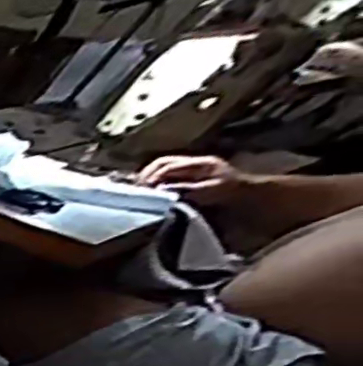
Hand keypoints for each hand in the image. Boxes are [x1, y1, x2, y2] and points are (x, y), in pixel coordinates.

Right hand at [135, 155, 250, 206]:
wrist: (241, 191)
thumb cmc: (226, 192)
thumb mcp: (208, 191)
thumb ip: (184, 189)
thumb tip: (158, 189)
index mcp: (200, 163)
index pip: (168, 166)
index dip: (151, 178)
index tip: (140, 192)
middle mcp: (193, 161)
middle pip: (161, 163)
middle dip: (145, 175)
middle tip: (135, 191)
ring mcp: (189, 166)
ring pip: (159, 166)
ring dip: (146, 177)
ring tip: (138, 191)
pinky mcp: (185, 173)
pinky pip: (162, 173)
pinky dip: (151, 180)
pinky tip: (146, 190)